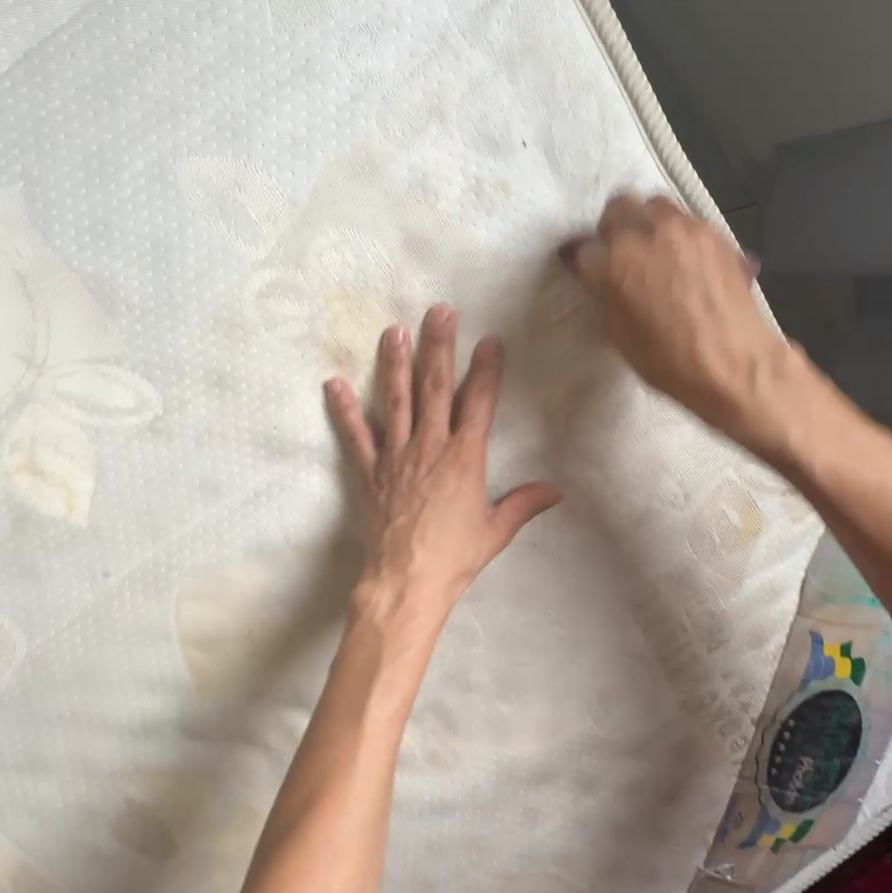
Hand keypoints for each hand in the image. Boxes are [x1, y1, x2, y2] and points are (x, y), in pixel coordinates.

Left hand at [326, 305, 561, 618]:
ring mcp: (396, 457)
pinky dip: (344, 410)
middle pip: (435, 388)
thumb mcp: (496, 532)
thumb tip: (556, 491)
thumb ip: (524, 504)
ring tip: (393, 331)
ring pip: (396, 401)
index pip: (479, 403)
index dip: (486, 370)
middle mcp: (430, 447)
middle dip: (439, 346)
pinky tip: (334, 383)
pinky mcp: (370, 473)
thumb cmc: (454, 558)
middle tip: (439, 310)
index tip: (490, 340)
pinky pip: (356, 436)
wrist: (406, 582)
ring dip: (395, 363)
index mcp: (465, 459)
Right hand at [563, 193, 798, 440]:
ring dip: (647, 224)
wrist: (731, 363)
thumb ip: (605, 294)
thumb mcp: (619, 334)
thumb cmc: (667, 360)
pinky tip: (684, 263)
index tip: (593, 277)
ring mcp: (685, 228)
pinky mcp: (715, 233)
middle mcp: (648, 232)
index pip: (585, 248)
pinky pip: (686, 221)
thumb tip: (598, 274)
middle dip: (614, 228)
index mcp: (615, 262)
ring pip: (655, 206)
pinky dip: (677, 235)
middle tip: (619, 255)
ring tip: (654, 253)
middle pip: (619, 207)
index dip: (587, 264)